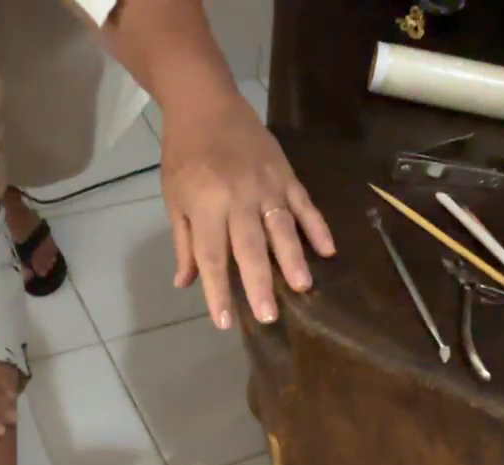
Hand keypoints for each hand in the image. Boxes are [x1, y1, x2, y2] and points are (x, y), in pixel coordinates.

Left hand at [160, 90, 334, 327]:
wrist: (206, 102)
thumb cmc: (184, 155)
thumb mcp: (174, 199)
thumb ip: (184, 243)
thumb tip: (186, 283)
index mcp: (205, 204)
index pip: (212, 256)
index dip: (217, 291)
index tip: (224, 322)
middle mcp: (237, 196)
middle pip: (250, 247)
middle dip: (259, 283)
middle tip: (269, 316)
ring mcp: (265, 184)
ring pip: (281, 227)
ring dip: (293, 258)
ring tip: (303, 286)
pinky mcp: (285, 174)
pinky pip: (304, 204)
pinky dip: (317, 226)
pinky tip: (328, 250)